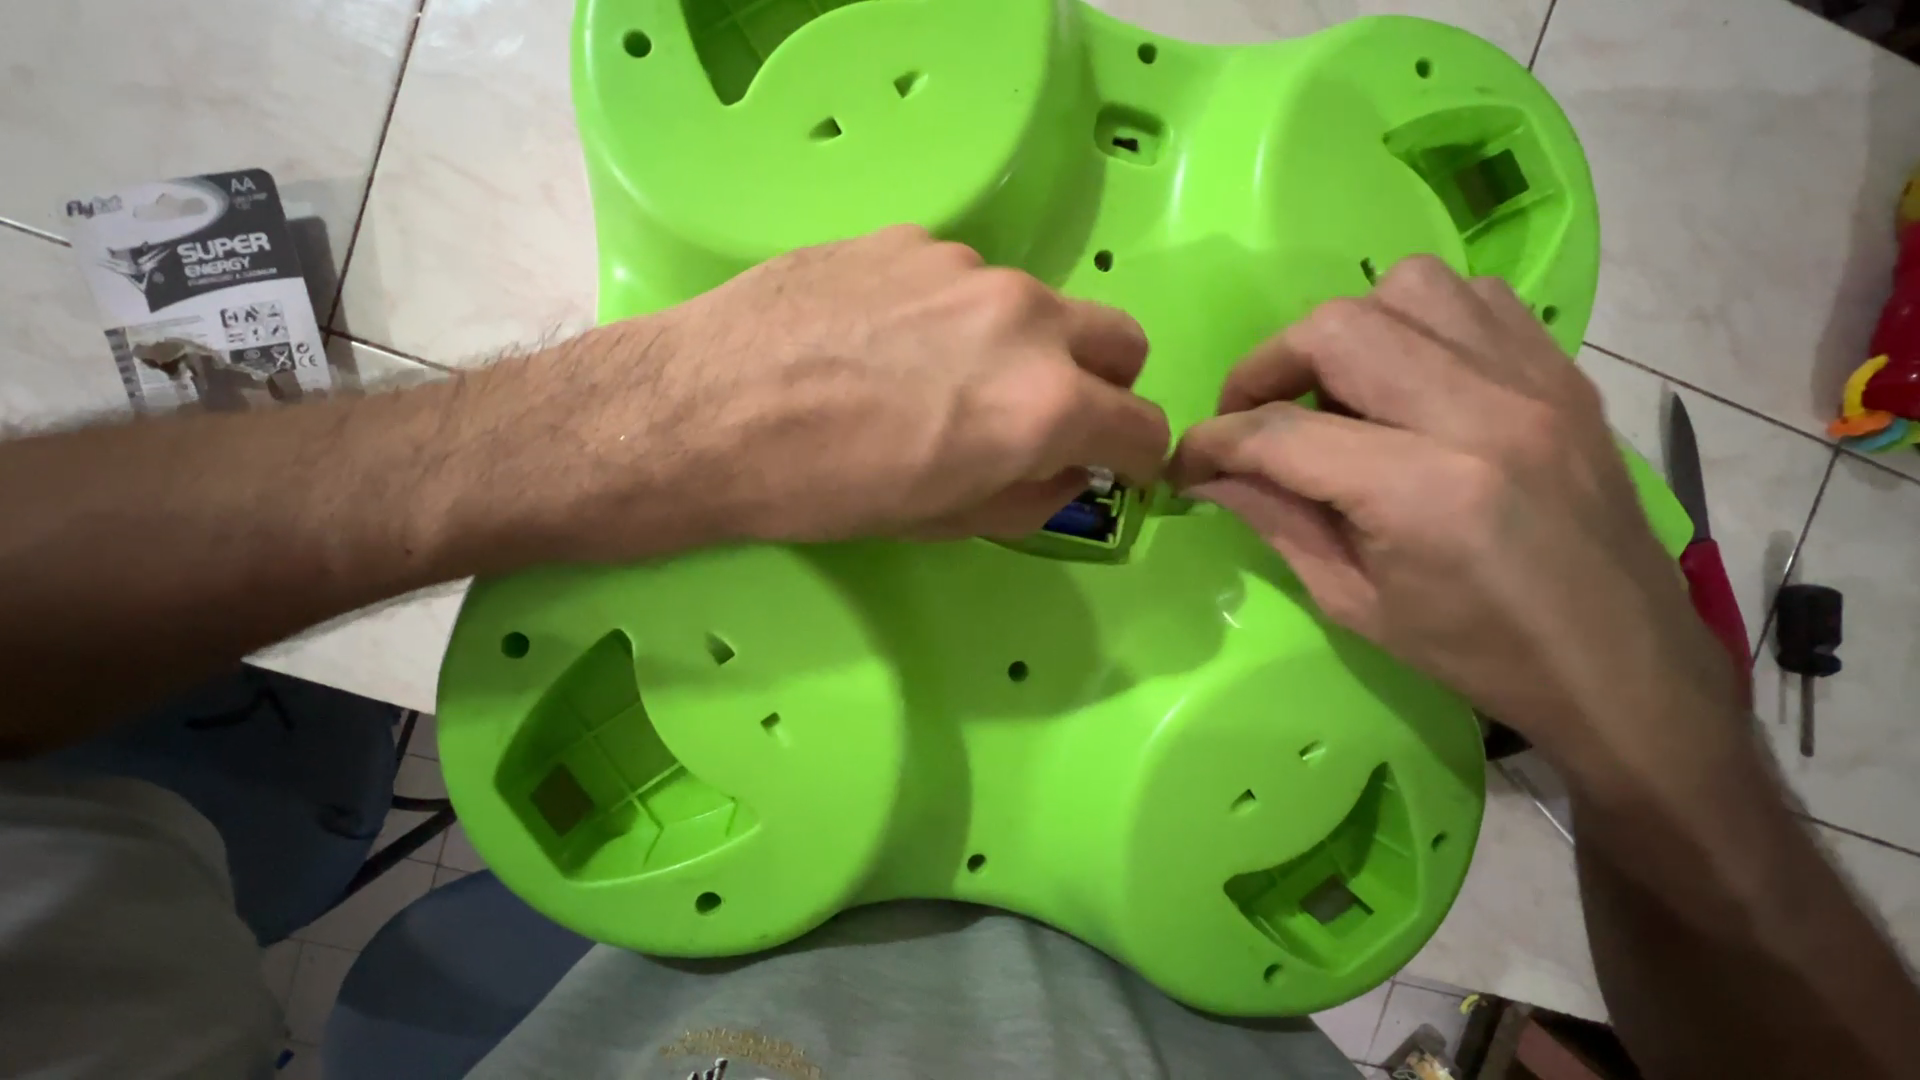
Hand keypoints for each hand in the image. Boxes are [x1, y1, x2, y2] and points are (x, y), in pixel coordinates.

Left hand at [514, 225, 1168, 550]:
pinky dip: (957, 315)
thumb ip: (1032, 496)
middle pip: (1120, 341)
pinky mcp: (908, 236)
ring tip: (938, 381)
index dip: (1134, 459)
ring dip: (1021, 347)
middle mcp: (1025, 318)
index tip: (1110, 469)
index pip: (1143, 425)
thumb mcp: (945, 521)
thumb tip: (1069, 473)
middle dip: (1104, 387)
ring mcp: (967, 265)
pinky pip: (965, 280)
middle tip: (1046, 420)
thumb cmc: (826, 491)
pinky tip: (886, 343)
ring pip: (1037, 308)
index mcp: (1046, 402)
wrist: (702, 412)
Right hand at [1169, 257, 1736, 763]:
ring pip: (1405, 289)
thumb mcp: (1352, 600)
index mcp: (1421, 492)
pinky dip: (1414, 322)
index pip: (1280, 433)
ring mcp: (1533, 382)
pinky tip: (1403, 377)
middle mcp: (1479, 414)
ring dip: (1343, 331)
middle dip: (1266, 367)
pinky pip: (1472, 297)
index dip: (1213, 442)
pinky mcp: (1563, 373)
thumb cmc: (1475, 651)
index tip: (1187, 461)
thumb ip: (1273, 518)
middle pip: (1336, 330)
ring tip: (1331, 391)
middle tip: (1251, 417)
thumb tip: (1206, 472)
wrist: (1620, 663)